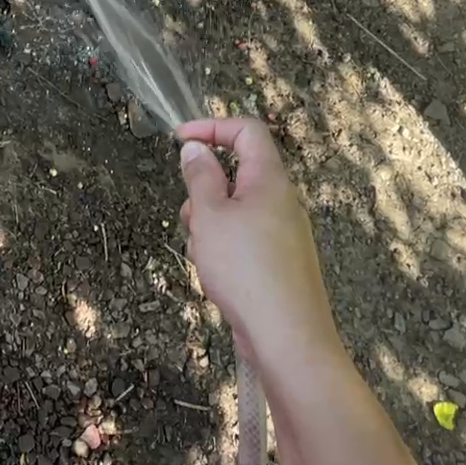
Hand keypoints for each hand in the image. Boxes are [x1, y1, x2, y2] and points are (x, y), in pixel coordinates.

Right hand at [176, 118, 343, 374]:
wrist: (287, 338)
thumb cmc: (245, 268)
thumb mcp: (210, 215)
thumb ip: (200, 176)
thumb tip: (195, 147)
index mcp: (270, 180)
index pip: (246, 130)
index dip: (211, 126)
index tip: (178, 139)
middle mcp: (281, 201)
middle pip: (235, 173)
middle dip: (202, 191)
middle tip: (190, 215)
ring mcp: (281, 233)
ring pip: (232, 210)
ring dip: (208, 223)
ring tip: (202, 252)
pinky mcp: (277, 261)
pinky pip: (241, 238)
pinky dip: (221, 247)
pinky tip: (215, 275)